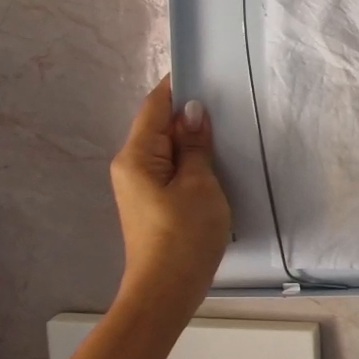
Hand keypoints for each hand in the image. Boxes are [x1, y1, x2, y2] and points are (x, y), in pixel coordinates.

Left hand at [109, 76, 231, 319]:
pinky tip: (215, 158)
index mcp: (137, 156)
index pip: (155, 107)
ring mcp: (140, 186)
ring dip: (193, 136)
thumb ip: (196, 146)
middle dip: (189, 111)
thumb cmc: (184, 235)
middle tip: (228, 95)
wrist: (166, 291)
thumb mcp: (199, 184)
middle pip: (160, 125)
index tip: (205, 67)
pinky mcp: (153, 202)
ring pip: (168, 147)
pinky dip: (191, 157)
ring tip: (227, 124)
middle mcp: (131, 166)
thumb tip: (193, 110)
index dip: (177, 85)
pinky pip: (172, 167)